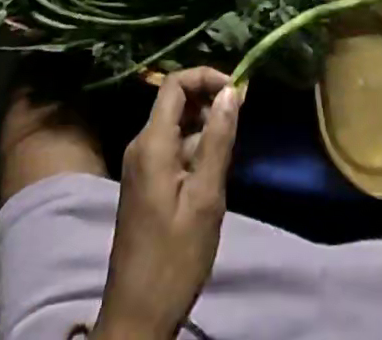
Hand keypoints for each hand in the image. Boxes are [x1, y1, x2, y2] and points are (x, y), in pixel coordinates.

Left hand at [91, 68, 242, 339]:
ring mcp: (141, 162)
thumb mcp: (206, 198)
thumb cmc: (176, 254)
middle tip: (242, 119)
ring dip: (205, 127)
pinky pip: (172, 148)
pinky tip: (215, 170)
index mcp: (151, 142)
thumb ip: (218, 142)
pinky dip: (196, 148)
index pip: (173, 84)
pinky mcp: (145, 180)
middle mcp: (141, 144)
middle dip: (208, 100)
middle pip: (174, 102)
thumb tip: (231, 92)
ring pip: (176, 126)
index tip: (238, 90)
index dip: (205, 77)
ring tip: (233, 148)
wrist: (138, 305)